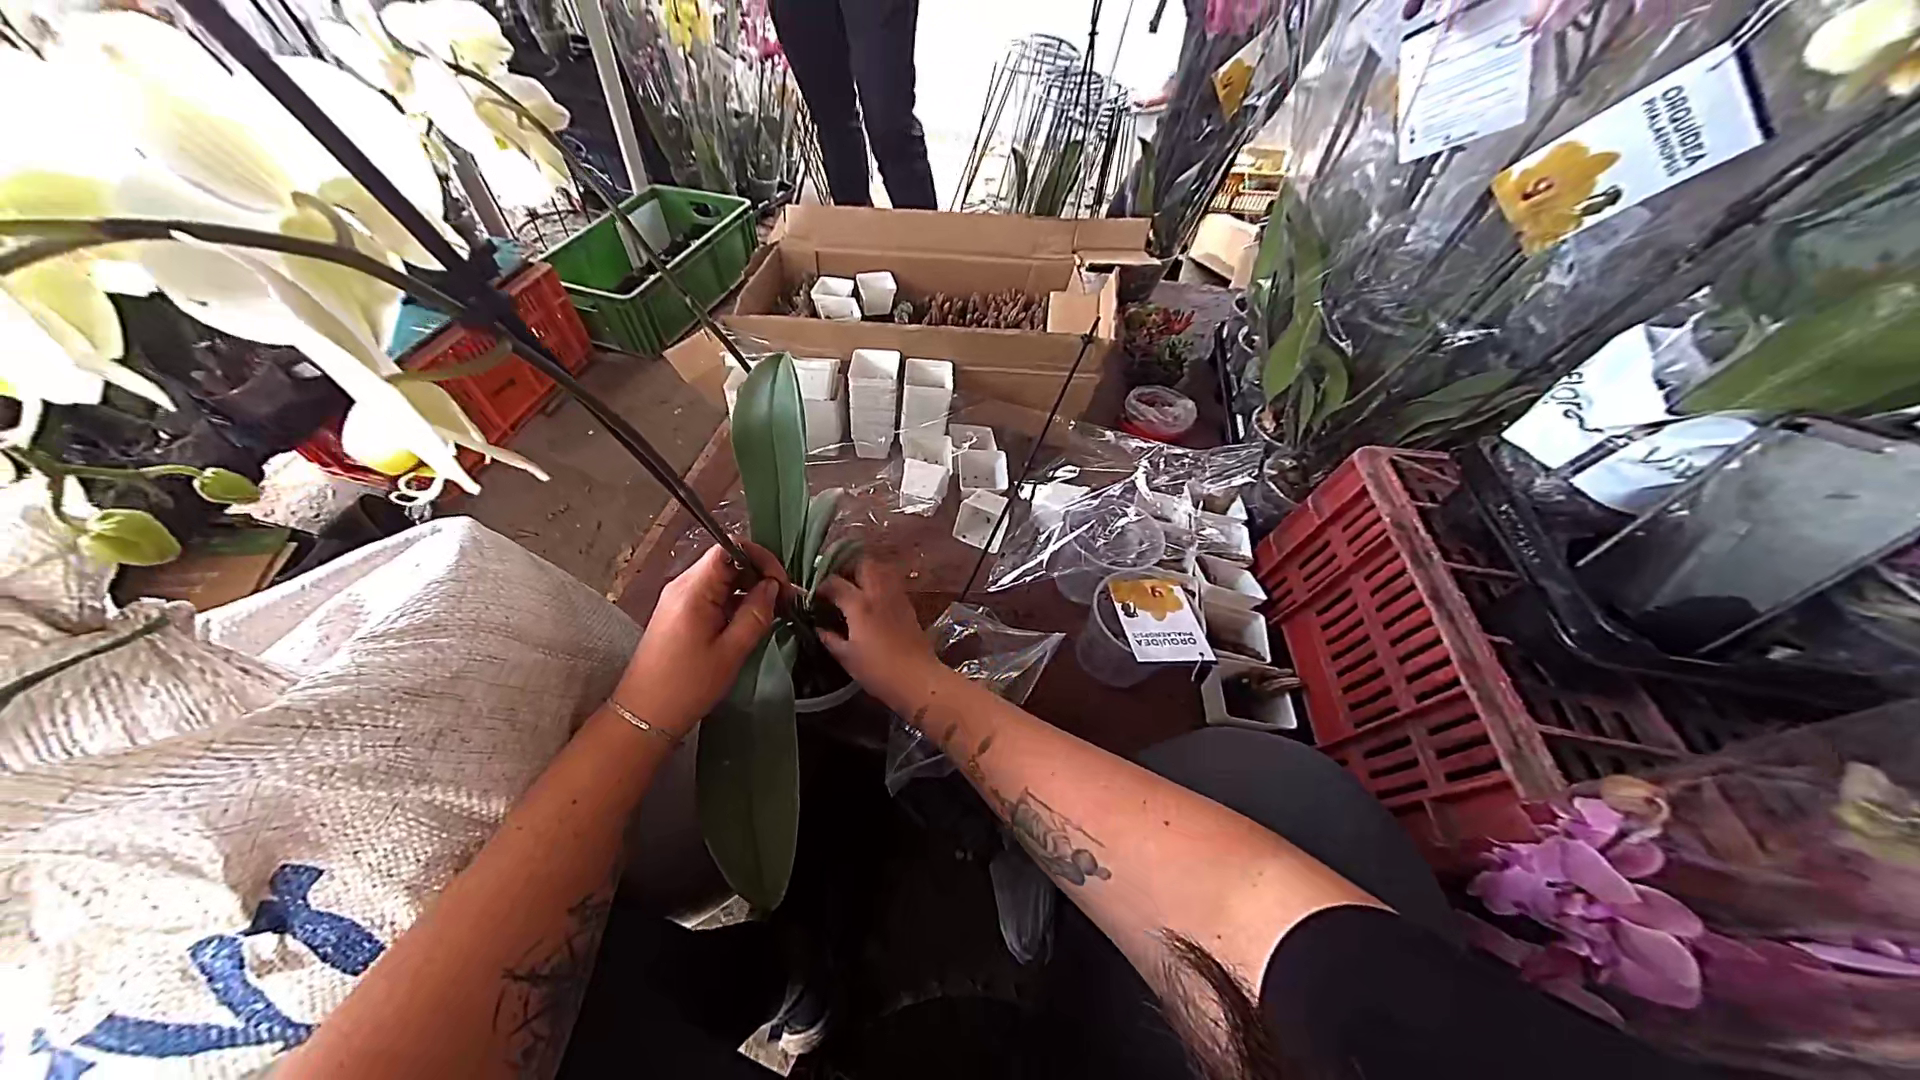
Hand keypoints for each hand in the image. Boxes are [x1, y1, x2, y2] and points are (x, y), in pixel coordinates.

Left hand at [614, 540, 785, 737]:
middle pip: (728, 561)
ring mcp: (679, 598)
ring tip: (775, 611)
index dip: (760, 558)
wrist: (643, 715)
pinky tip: (752, 619)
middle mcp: (683, 586)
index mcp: (693, 590)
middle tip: (785, 600)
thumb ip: (756, 613)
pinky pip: (713, 594)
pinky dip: (736, 600)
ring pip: (722, 578)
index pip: (730, 548)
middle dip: (760, 574)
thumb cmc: (688, 686)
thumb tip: (773, 586)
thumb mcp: (731, 651)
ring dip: (750, 588)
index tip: (781, 584)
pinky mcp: (680, 612)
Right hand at [814, 558, 944, 706]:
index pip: (835, 582)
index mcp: (859, 604)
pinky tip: (872, 600)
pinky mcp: (908, 605)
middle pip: (862, 563)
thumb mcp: (847, 657)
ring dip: (865, 572)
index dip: (821, 587)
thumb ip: (830, 638)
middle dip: (847, 568)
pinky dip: (879, 583)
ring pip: (880, 569)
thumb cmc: (878, 670)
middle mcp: (878, 592)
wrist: (918, 678)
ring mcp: (896, 596)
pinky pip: (891, 583)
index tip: (814, 597)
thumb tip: (819, 628)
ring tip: (854, 587)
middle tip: (837, 584)